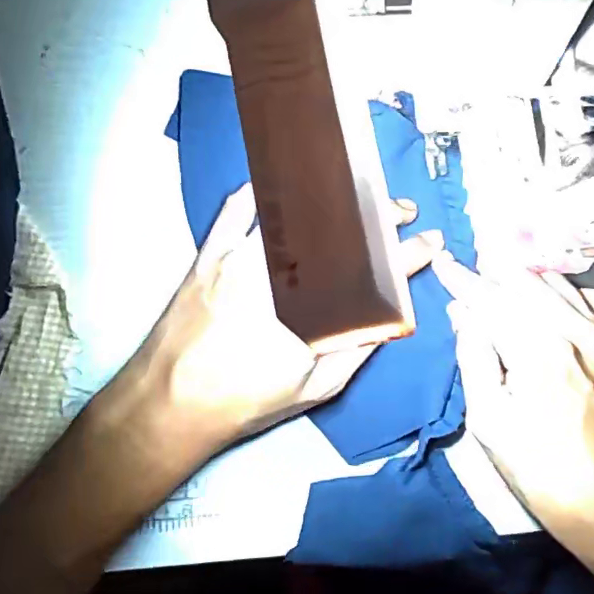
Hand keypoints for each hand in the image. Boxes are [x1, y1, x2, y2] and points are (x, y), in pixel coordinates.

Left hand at [93, 184, 441, 471]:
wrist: (164, 406)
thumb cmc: (244, 404)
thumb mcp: (316, 389)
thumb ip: (357, 348)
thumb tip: (388, 316)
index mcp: (310, 317)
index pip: (373, 277)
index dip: (408, 258)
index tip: (430, 244)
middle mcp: (279, 280)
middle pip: (341, 235)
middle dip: (380, 218)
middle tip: (402, 213)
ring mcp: (240, 262)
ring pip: (298, 215)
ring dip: (336, 201)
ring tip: (357, 199)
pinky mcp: (209, 256)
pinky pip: (238, 212)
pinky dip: (261, 194)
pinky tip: (282, 187)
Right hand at [434, 255, 593, 593]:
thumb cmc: (546, 475)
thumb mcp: (491, 425)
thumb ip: (475, 359)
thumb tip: (465, 315)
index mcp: (539, 347)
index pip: (491, 297)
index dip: (461, 279)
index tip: (441, 263)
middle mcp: (575, 327)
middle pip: (524, 281)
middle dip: (490, 275)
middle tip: (467, 280)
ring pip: (557, 283)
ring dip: (523, 279)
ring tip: (499, 288)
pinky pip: (592, 298)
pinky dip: (565, 292)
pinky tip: (553, 305)